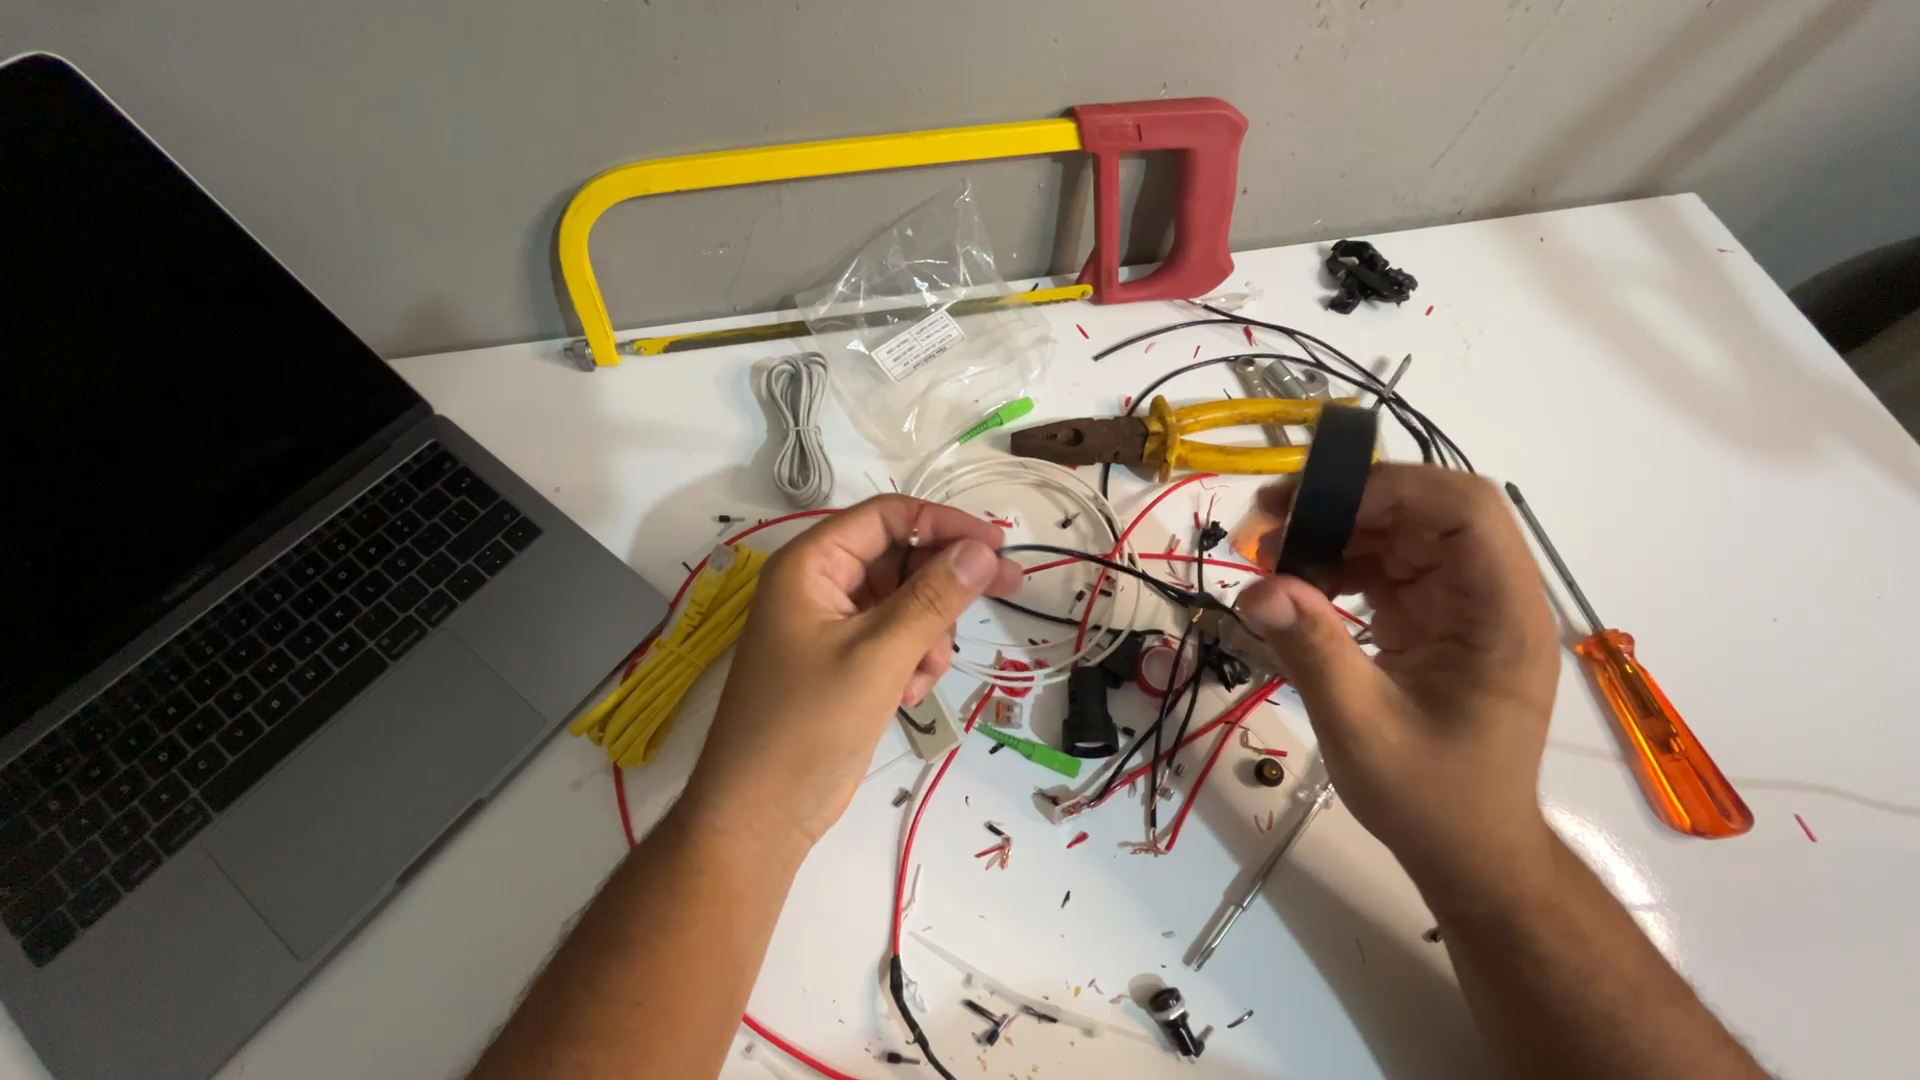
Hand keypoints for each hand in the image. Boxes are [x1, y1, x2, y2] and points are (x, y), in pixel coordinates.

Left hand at [682, 495, 1021, 850]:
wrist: (762, 813)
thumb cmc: (808, 724)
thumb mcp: (879, 655)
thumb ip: (933, 597)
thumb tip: (983, 549)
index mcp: (812, 564)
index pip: (888, 517)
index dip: (945, 523)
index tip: (999, 544)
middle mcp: (820, 585)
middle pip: (900, 557)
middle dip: (944, 584)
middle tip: (1005, 591)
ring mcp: (832, 625)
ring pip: (905, 601)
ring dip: (929, 631)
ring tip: (924, 672)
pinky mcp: (844, 662)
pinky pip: (895, 638)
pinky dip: (912, 659)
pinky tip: (906, 695)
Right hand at [1235, 465, 1561, 903]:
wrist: (1467, 851)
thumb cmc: (1431, 798)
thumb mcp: (1362, 728)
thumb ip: (1314, 652)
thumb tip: (1256, 588)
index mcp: (1499, 616)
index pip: (1465, 509)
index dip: (1390, 488)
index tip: (1310, 506)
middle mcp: (1489, 597)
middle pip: (1427, 511)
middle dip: (1346, 505)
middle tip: (1270, 520)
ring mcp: (1461, 607)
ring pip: (1400, 533)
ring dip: (1334, 533)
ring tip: (1268, 552)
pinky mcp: (1433, 622)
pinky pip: (1385, 568)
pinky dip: (1337, 565)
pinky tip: (1294, 584)